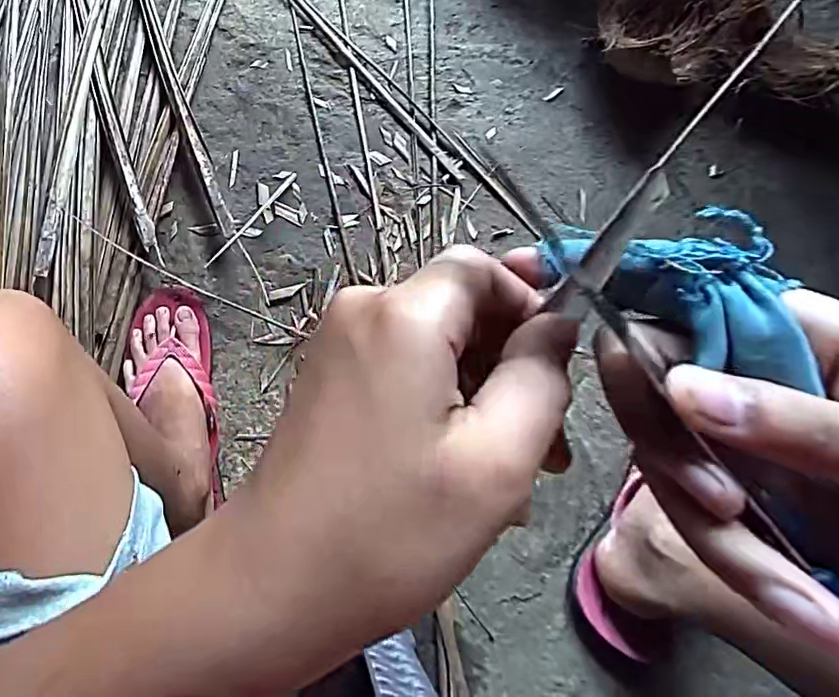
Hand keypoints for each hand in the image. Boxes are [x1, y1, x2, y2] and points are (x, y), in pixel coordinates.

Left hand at [218, 246, 578, 683]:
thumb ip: (540, 376)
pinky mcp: (328, 369)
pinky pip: (400, 360)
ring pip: (432, 338)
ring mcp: (337, 338)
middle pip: (456, 303)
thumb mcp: (496, 458)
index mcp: (401, 313)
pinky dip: (438, 395)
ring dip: (479, 387)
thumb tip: (556, 324)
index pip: (477, 266)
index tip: (559, 364)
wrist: (279, 573)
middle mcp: (361, 307)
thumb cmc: (393, 525)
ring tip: (510, 468)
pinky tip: (460, 461)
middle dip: (508, 357)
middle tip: (546, 438)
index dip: (528, 301)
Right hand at [601, 288, 838, 695]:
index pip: (689, 310)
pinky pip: (714, 538)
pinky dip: (763, 588)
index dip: (647, 336)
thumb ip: (814, 429)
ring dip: (734, 551)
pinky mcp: (766, 520)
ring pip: (673, 473)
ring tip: (823, 614)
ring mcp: (759, 455)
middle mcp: (766, 386)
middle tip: (725, 510)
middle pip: (656, 393)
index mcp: (811, 340)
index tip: (644, 392)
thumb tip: (681, 388)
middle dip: (677, 459)